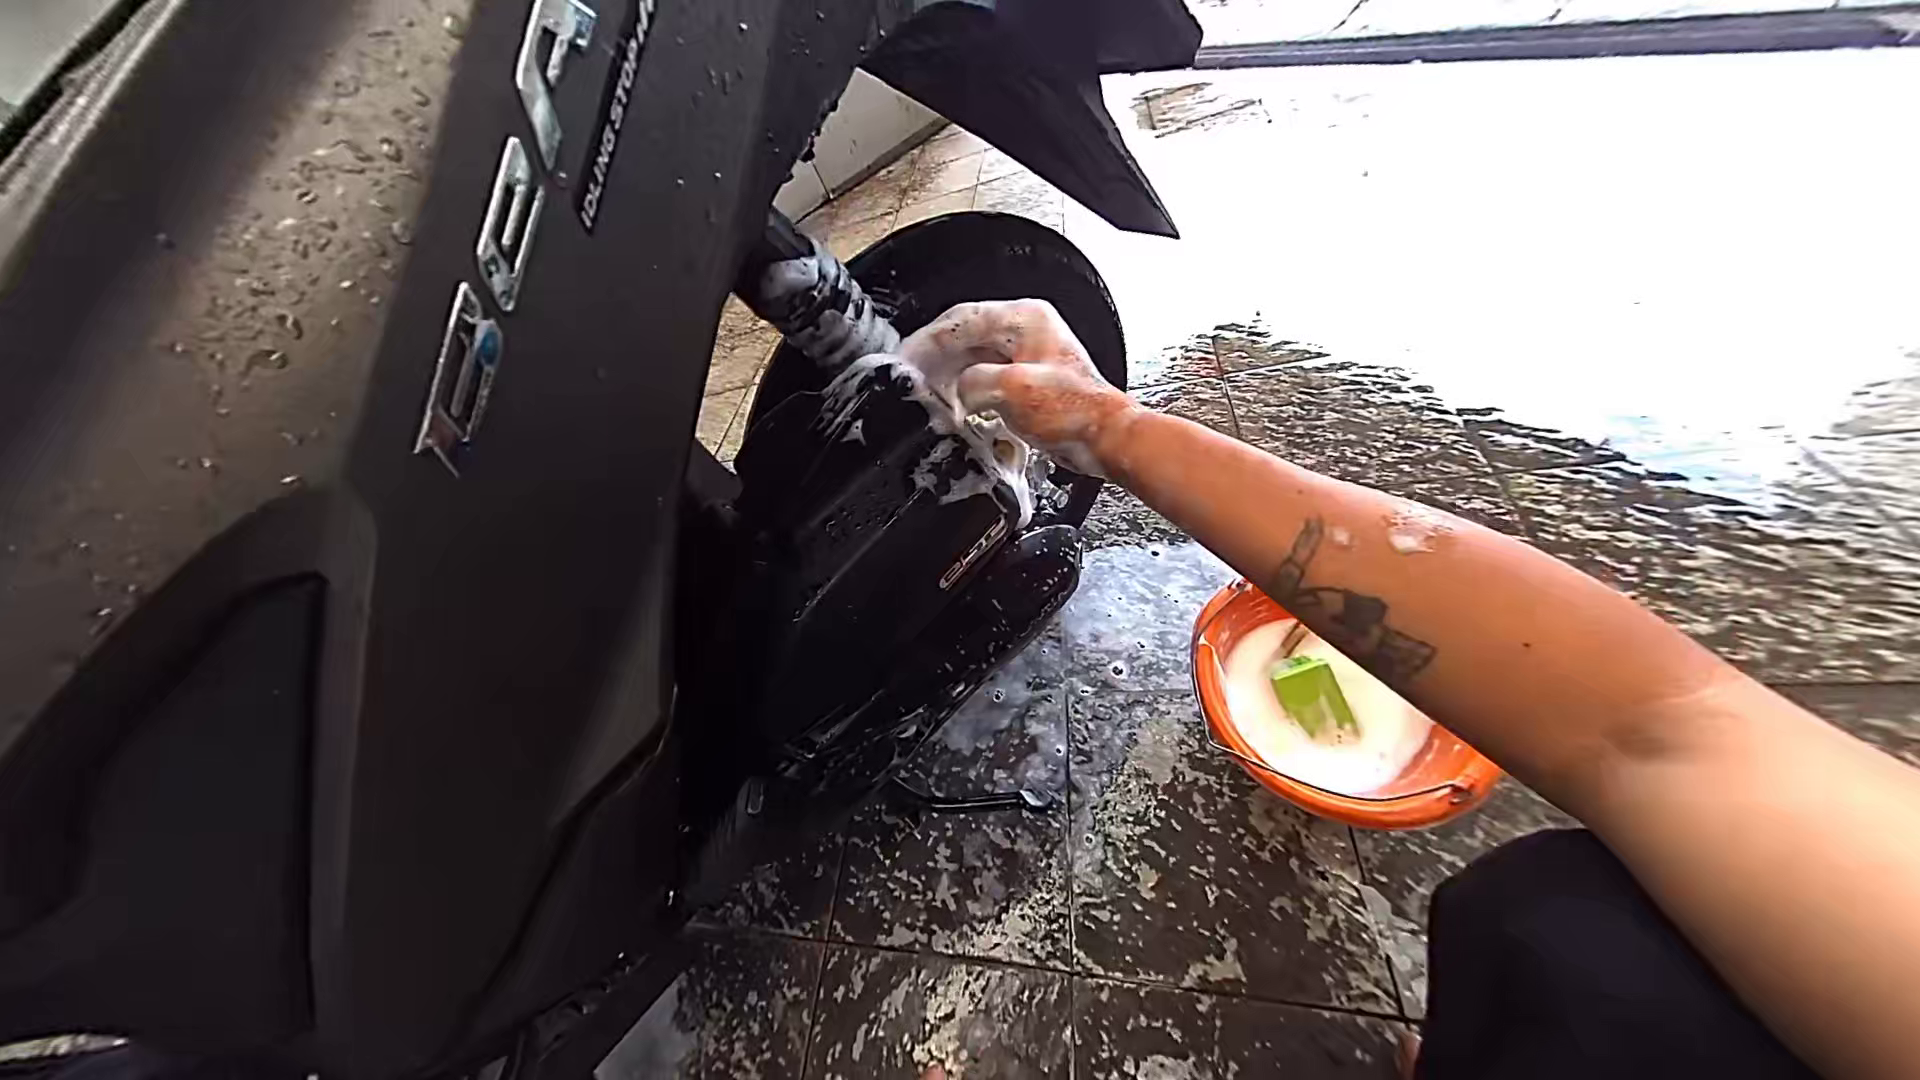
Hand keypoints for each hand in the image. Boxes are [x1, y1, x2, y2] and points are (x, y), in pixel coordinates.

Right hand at [896, 299, 1137, 476]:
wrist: (1104, 439)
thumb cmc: (1076, 411)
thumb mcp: (1013, 390)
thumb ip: (973, 383)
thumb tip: (957, 391)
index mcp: (1025, 319)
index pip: (962, 320)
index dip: (928, 341)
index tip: (906, 359)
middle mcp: (1025, 333)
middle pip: (965, 338)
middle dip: (935, 361)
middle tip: (911, 380)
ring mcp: (1025, 358)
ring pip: (973, 360)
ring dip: (949, 378)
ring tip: (929, 396)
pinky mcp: (1026, 384)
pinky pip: (985, 381)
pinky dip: (967, 393)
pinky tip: (956, 408)